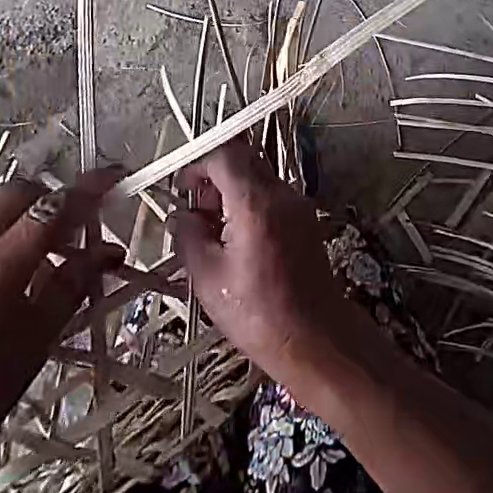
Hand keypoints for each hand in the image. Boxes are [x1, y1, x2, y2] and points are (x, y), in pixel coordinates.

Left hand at [0, 171, 123, 492]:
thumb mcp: (32, 348)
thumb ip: (73, 285)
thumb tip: (109, 250)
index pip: (47, 213)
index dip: (86, 192)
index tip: (109, 180)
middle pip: (12, 193)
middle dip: (49, 200)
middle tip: (66, 227)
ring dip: (2, 201)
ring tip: (16, 233)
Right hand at [170, 145, 354, 382]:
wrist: (313, 336)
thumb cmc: (258, 313)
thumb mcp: (207, 277)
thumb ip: (188, 236)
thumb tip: (180, 215)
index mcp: (255, 203)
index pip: (225, 155)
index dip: (198, 165)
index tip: (183, 187)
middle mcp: (282, 194)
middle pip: (245, 160)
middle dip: (215, 177)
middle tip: (198, 212)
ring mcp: (298, 204)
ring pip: (259, 176)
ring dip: (233, 191)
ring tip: (216, 233)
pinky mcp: (305, 218)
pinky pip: (272, 195)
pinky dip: (251, 204)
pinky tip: (239, 241)